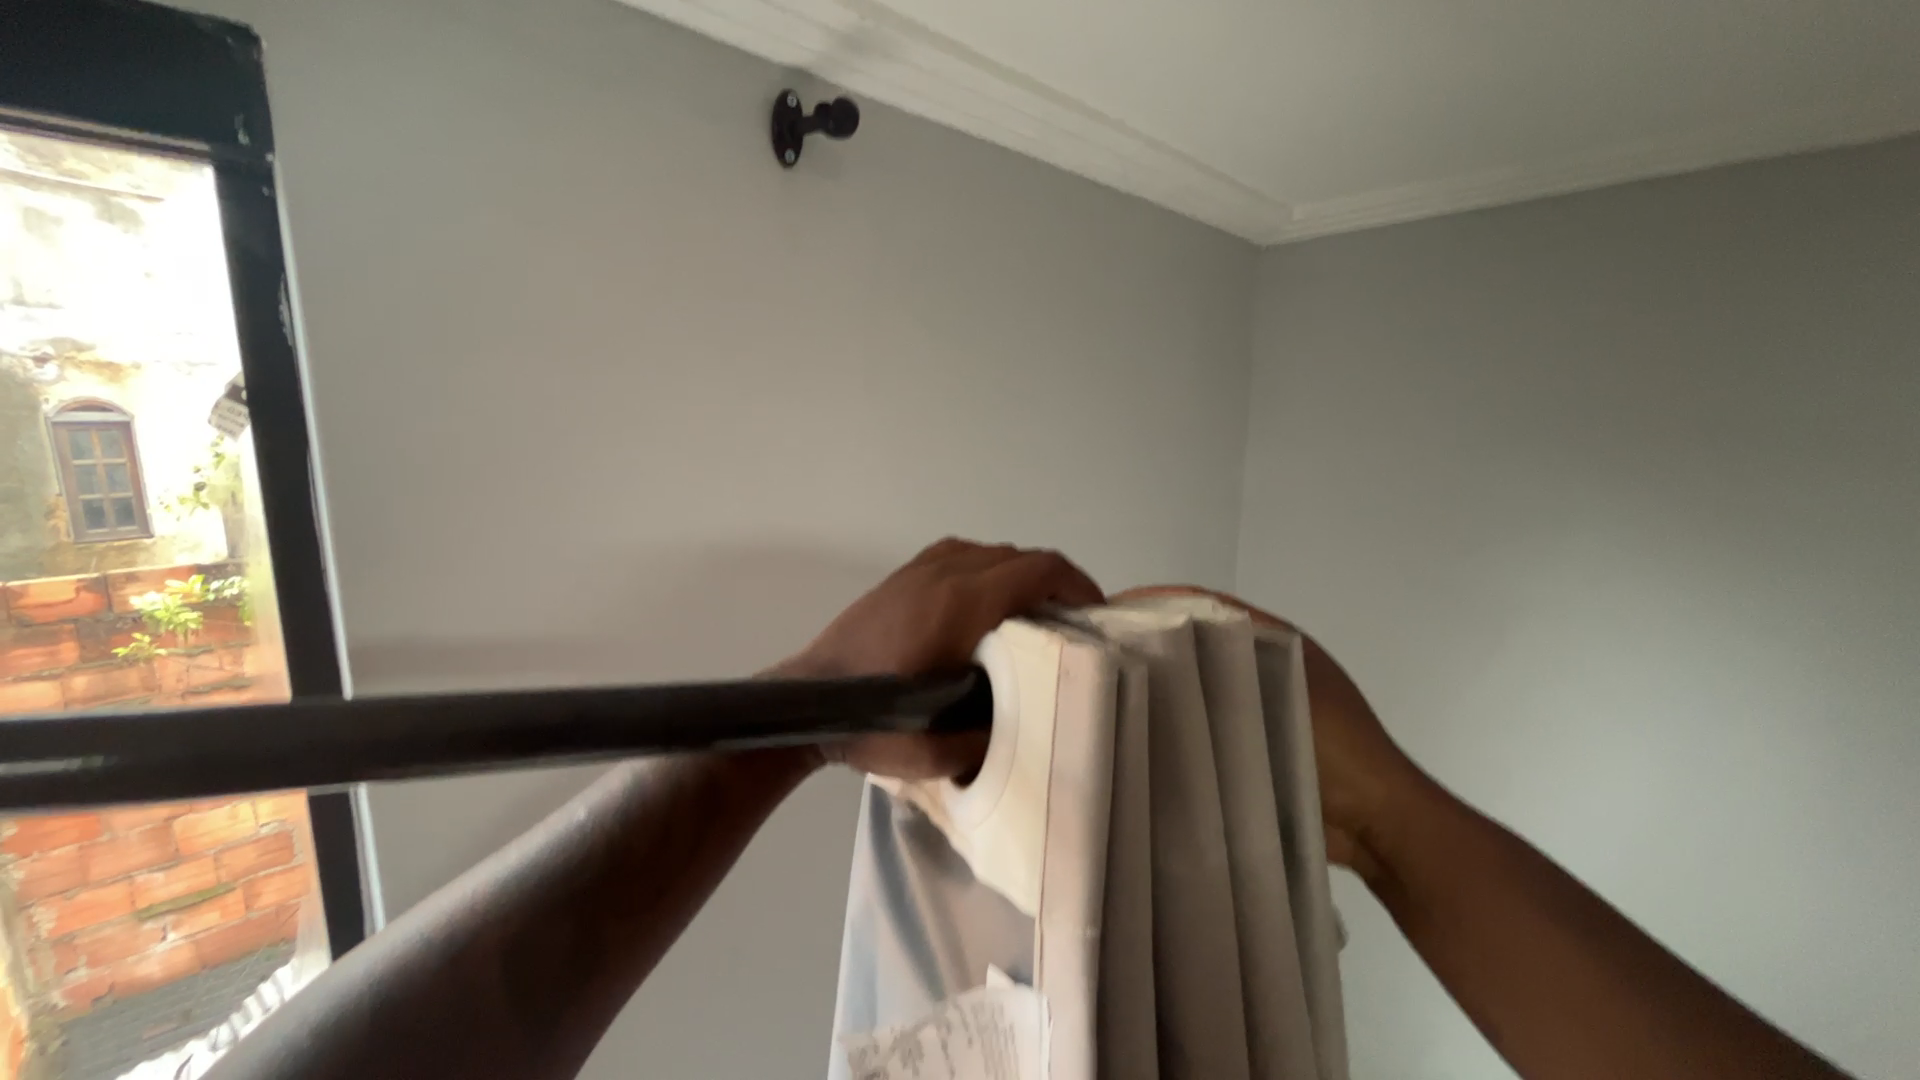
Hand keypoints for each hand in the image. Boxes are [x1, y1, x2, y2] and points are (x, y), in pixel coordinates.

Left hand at [777, 538, 1104, 781]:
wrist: (805, 700)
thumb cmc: (869, 725)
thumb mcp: (937, 752)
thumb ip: (992, 739)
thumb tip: (1029, 727)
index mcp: (961, 604)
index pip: (1038, 570)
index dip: (1078, 585)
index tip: (1095, 615)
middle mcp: (944, 573)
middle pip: (1019, 556)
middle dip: (1055, 583)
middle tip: (1070, 625)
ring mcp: (918, 569)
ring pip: (991, 552)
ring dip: (1021, 575)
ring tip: (1033, 615)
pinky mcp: (901, 576)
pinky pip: (961, 554)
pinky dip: (989, 569)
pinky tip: (986, 604)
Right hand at [1112, 585, 1420, 878]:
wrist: (1379, 825)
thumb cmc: (1338, 751)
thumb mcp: (1288, 690)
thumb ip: (1235, 660)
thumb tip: (1164, 637)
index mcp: (1274, 639)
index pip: (1203, 605)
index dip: (1154, 602)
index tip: (1104, 612)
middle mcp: (1261, 665)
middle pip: (1193, 640)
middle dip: (1147, 640)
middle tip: (1094, 651)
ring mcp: (1256, 706)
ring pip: (1195, 681)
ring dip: (1158, 682)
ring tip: (1105, 688)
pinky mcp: (1249, 745)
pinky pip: (1203, 721)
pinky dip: (1174, 720)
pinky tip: (1138, 728)